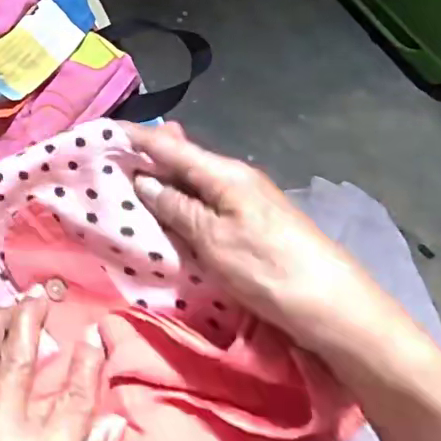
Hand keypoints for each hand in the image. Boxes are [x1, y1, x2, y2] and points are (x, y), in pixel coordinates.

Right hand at [125, 122, 424, 376]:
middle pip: (182, 158)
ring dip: (163, 180)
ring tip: (131, 180)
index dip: (135, 137)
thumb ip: (176, 208)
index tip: (102, 130)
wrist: (337, 310)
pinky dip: (182, 202)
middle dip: (147, 155)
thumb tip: (144, 180)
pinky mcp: (253, 222)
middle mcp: (235, 177)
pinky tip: (170, 211)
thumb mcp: (213, 240)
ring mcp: (247, 199)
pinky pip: (206, 201)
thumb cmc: (270, 270)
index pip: (169, 145)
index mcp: (224, 173)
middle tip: (111, 156)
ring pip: (194, 180)